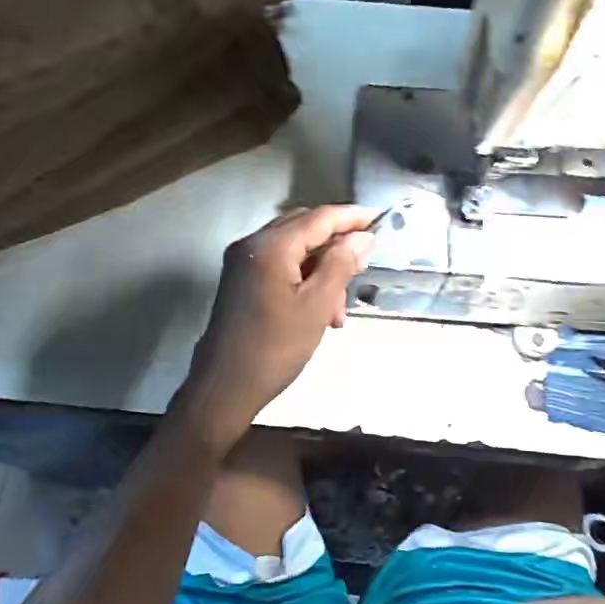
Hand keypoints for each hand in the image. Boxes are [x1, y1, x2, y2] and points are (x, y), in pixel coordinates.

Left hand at [174, 205, 376, 451]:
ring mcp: (241, 263)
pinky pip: (278, 267)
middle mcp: (251, 245)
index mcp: (269, 246)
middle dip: (335, 247)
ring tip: (338, 310)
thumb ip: (340, 264)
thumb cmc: (274, 348)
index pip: (318, 218)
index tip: (379, 220)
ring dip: (320, 271)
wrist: (226, 386)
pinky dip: (302, 281)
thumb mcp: (316, 306)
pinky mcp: (239, 282)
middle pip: (303, 229)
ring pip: (292, 251)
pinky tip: (319, 311)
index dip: (351, 217)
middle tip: (361, 270)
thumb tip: (361, 236)